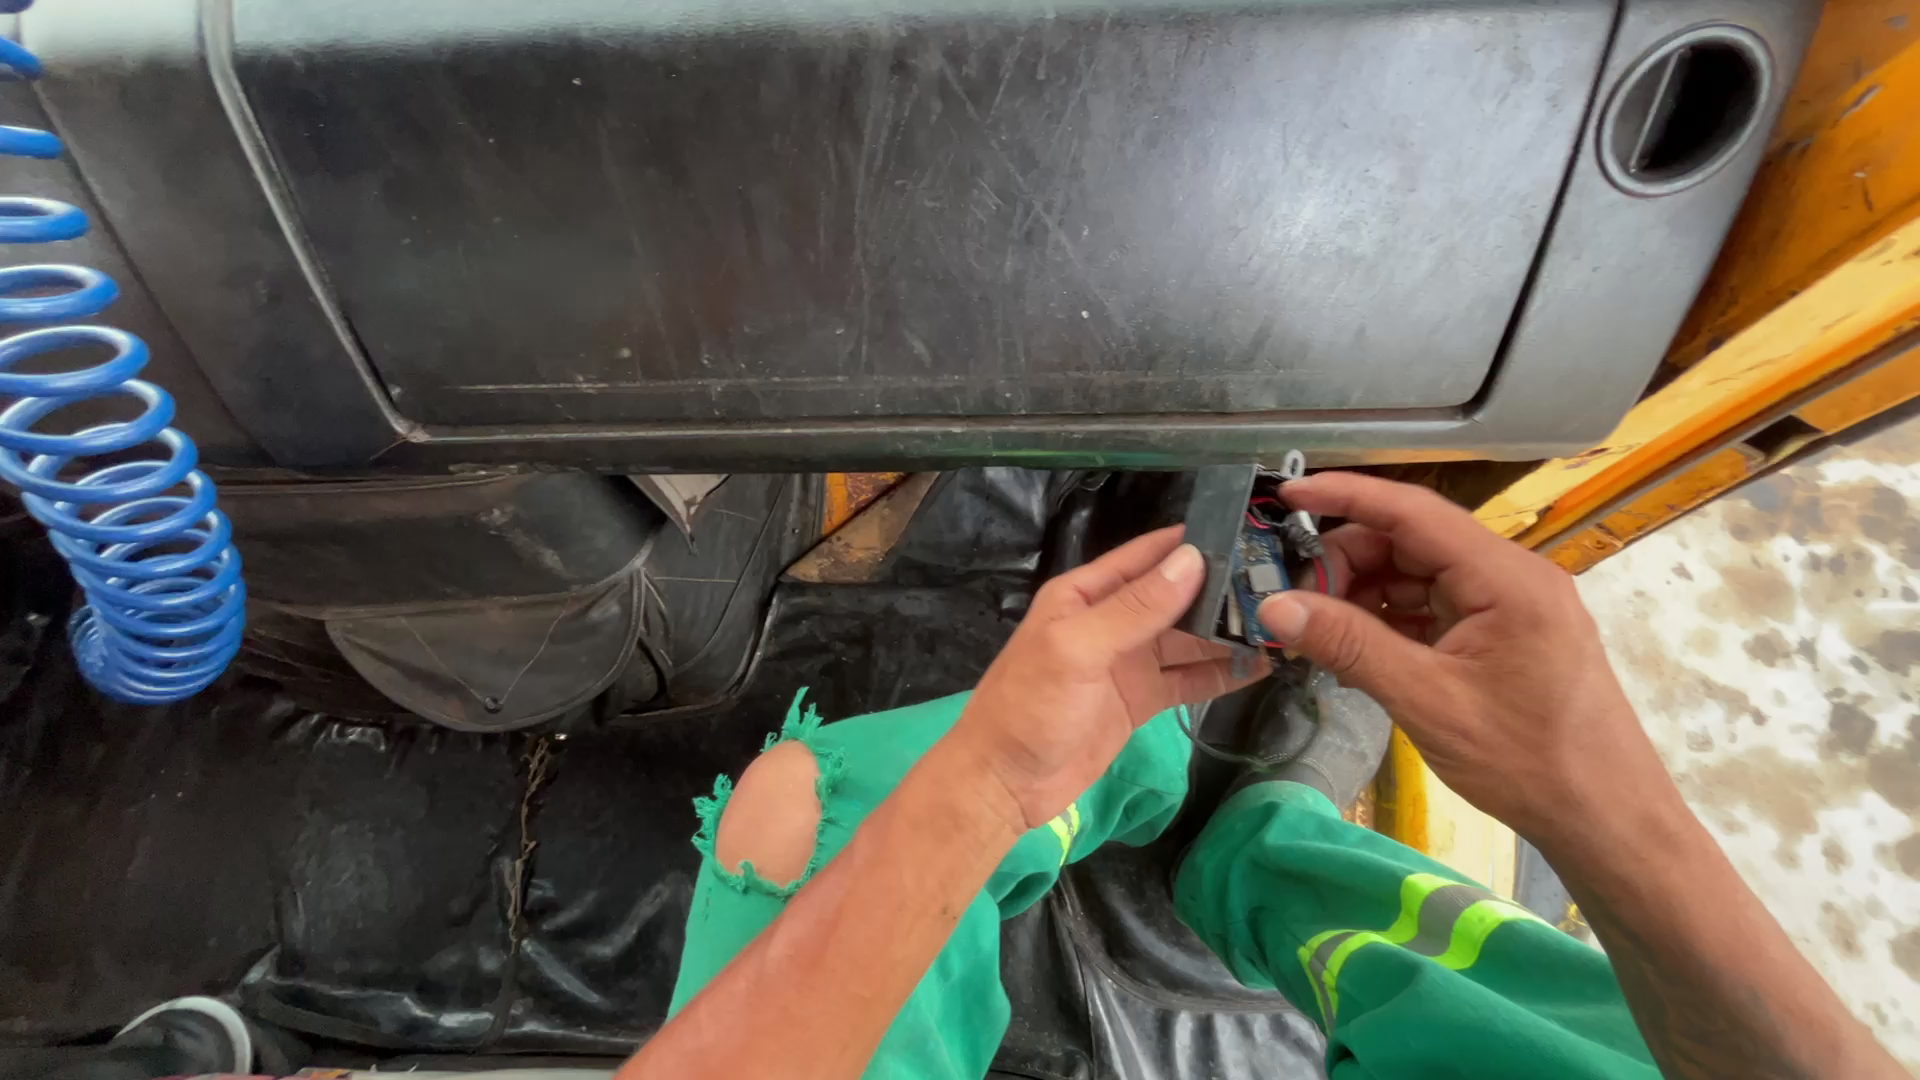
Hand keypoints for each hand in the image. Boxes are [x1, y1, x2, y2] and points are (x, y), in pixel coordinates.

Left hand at [950, 526, 1261, 830]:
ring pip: (1186, 638)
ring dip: (1226, 632)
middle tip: (1282, 584)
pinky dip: (1221, 672)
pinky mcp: (1141, 699)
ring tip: (1282, 624)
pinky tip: (1260, 666)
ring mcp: (1127, 662)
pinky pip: (1188, 679)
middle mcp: (1109, 621)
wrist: (1005, 783)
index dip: (1190, 544)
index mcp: (1084, 595)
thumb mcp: (1078, 649)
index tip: (1246, 532)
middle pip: (1173, 597)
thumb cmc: (1030, 706)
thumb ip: (1134, 608)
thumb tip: (1191, 560)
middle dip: (1220, 590)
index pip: (1144, 556)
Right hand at [1254, 472, 1675, 847]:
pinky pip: (1424, 606)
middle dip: (1344, 563)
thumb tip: (1273, 607)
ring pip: (1410, 574)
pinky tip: (1354, 648)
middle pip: (1406, 542)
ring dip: (1359, 594)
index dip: (1345, 494)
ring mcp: (1502, 605)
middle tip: (1298, 604)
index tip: (1288, 493)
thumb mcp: (1426, 700)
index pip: (1412, 511)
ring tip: (1321, 632)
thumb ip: (1348, 645)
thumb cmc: (1529, 761)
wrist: (1608, 823)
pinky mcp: (1495, 633)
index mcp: (1505, 578)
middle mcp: (1506, 577)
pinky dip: (1382, 619)